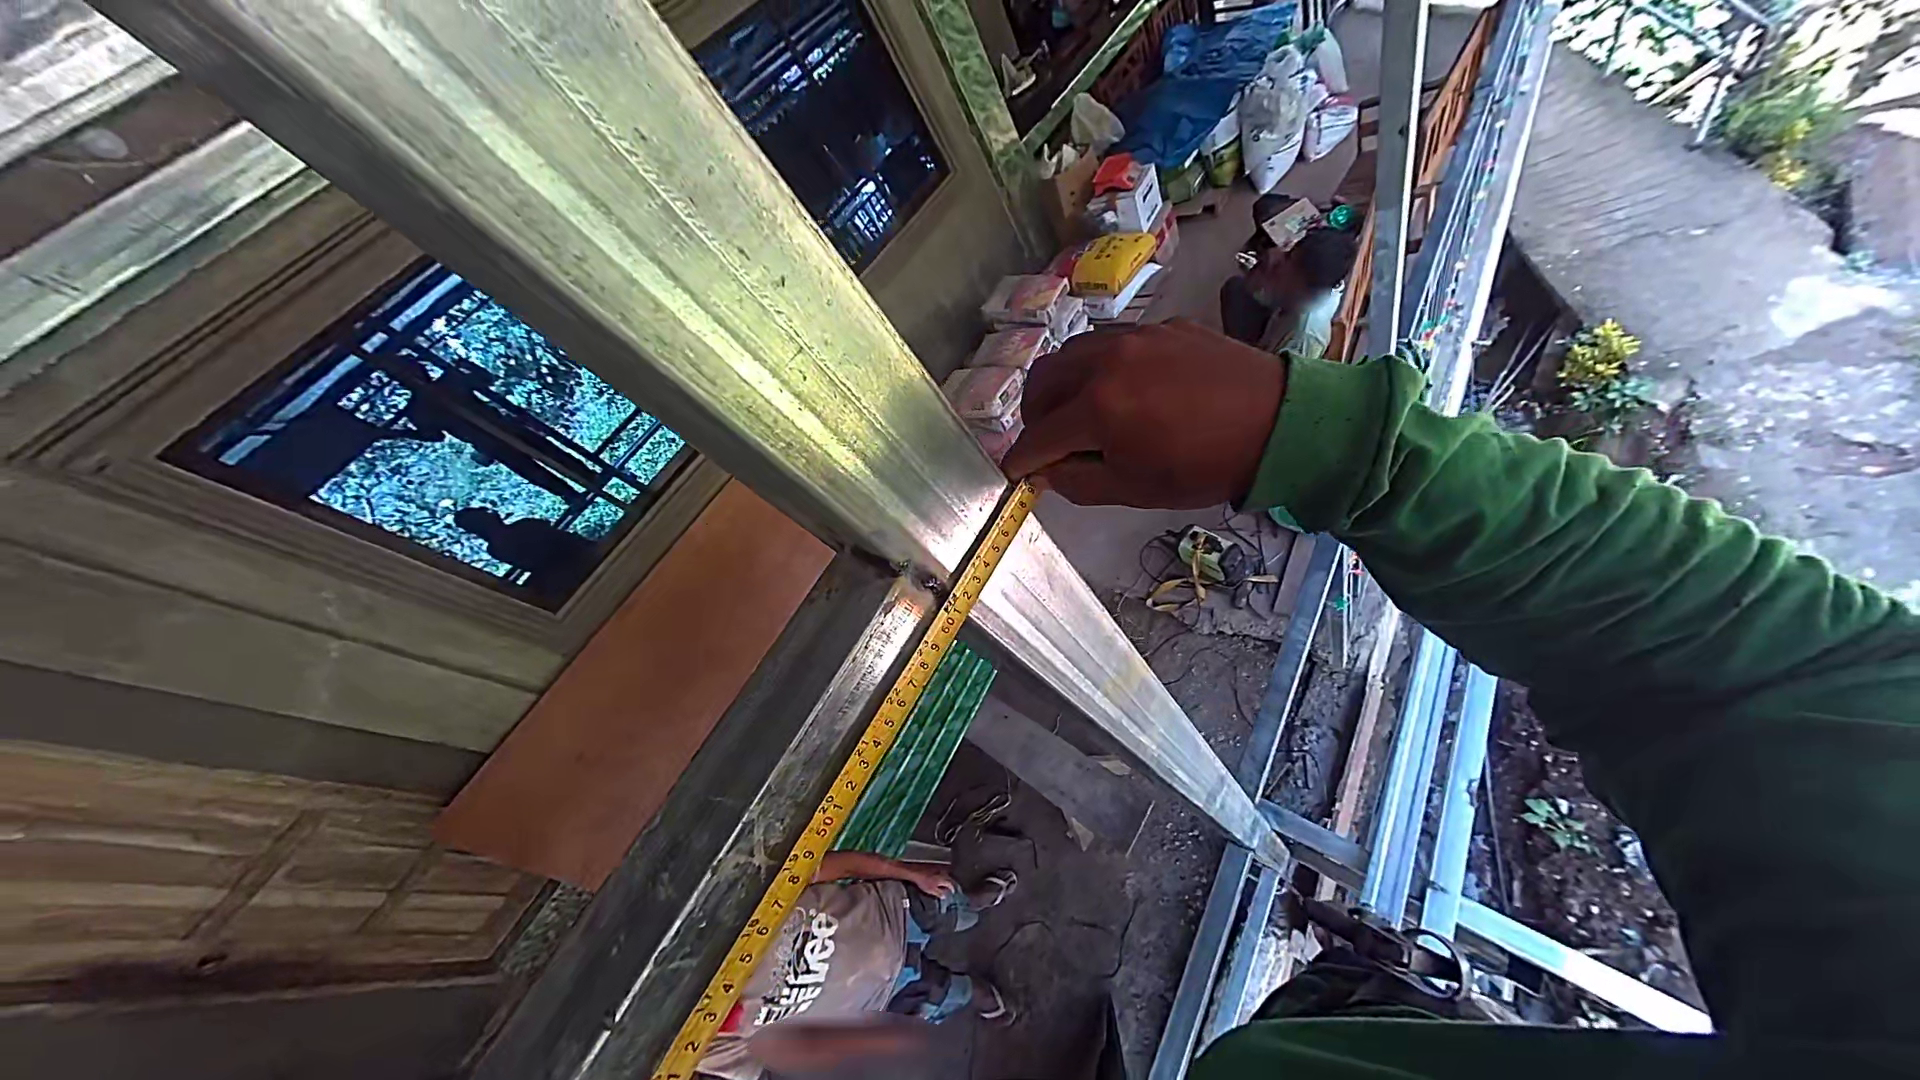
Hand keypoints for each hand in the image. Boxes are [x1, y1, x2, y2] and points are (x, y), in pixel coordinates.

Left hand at [904, 866, 957, 897]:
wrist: (916, 873)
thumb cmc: (924, 882)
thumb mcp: (932, 890)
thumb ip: (939, 893)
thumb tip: (944, 896)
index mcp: (942, 879)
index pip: (950, 884)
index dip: (952, 888)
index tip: (953, 892)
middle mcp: (941, 873)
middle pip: (948, 878)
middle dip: (950, 883)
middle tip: (950, 887)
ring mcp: (937, 869)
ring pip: (944, 874)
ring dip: (945, 879)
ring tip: (945, 883)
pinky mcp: (932, 867)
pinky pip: (940, 872)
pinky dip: (940, 875)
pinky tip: (938, 878)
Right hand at [1002, 320, 1285, 507]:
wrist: (1276, 423)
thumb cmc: (1202, 467)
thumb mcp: (1132, 489)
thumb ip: (1076, 481)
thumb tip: (1046, 471)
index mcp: (1096, 407)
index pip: (1037, 437)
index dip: (1020, 459)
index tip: (1015, 471)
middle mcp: (1105, 361)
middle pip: (1041, 381)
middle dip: (1033, 416)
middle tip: (1047, 441)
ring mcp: (1134, 336)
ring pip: (1071, 353)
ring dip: (1060, 385)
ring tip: (1078, 411)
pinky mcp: (1160, 326)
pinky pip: (1110, 342)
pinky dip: (1097, 367)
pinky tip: (1121, 389)